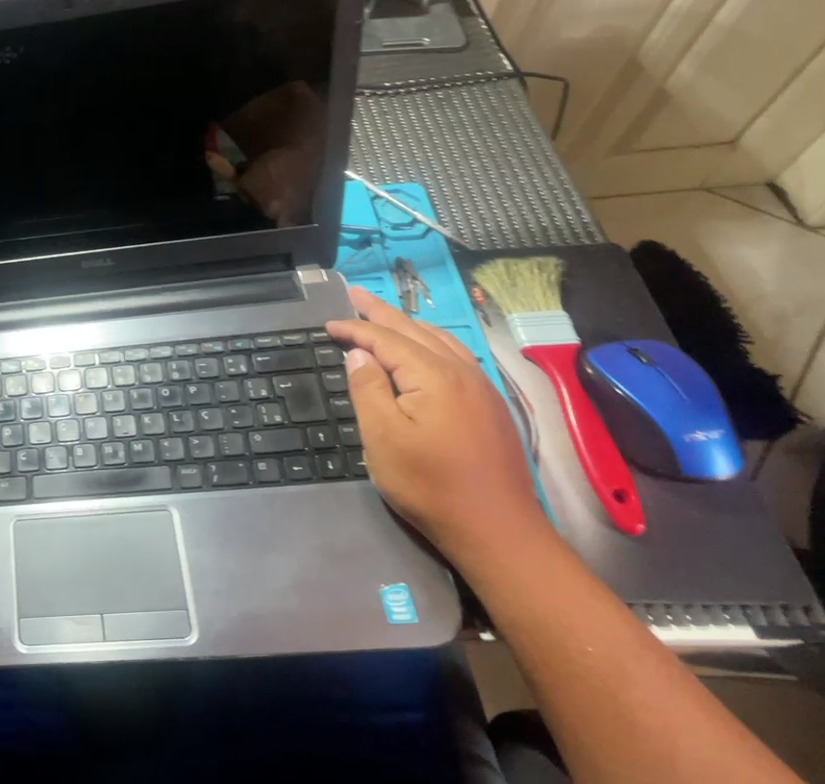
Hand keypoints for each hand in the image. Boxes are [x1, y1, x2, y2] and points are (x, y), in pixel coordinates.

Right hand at [327, 288, 546, 564]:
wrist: (496, 528)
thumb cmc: (429, 484)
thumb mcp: (383, 438)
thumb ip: (368, 389)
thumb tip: (359, 354)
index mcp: (433, 375)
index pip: (386, 339)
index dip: (355, 329)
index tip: (328, 324)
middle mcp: (461, 372)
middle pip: (416, 331)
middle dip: (382, 313)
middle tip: (355, 295)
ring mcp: (481, 388)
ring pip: (441, 340)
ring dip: (409, 325)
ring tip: (385, 317)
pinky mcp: (490, 407)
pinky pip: (456, 356)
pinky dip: (432, 342)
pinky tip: (426, 350)